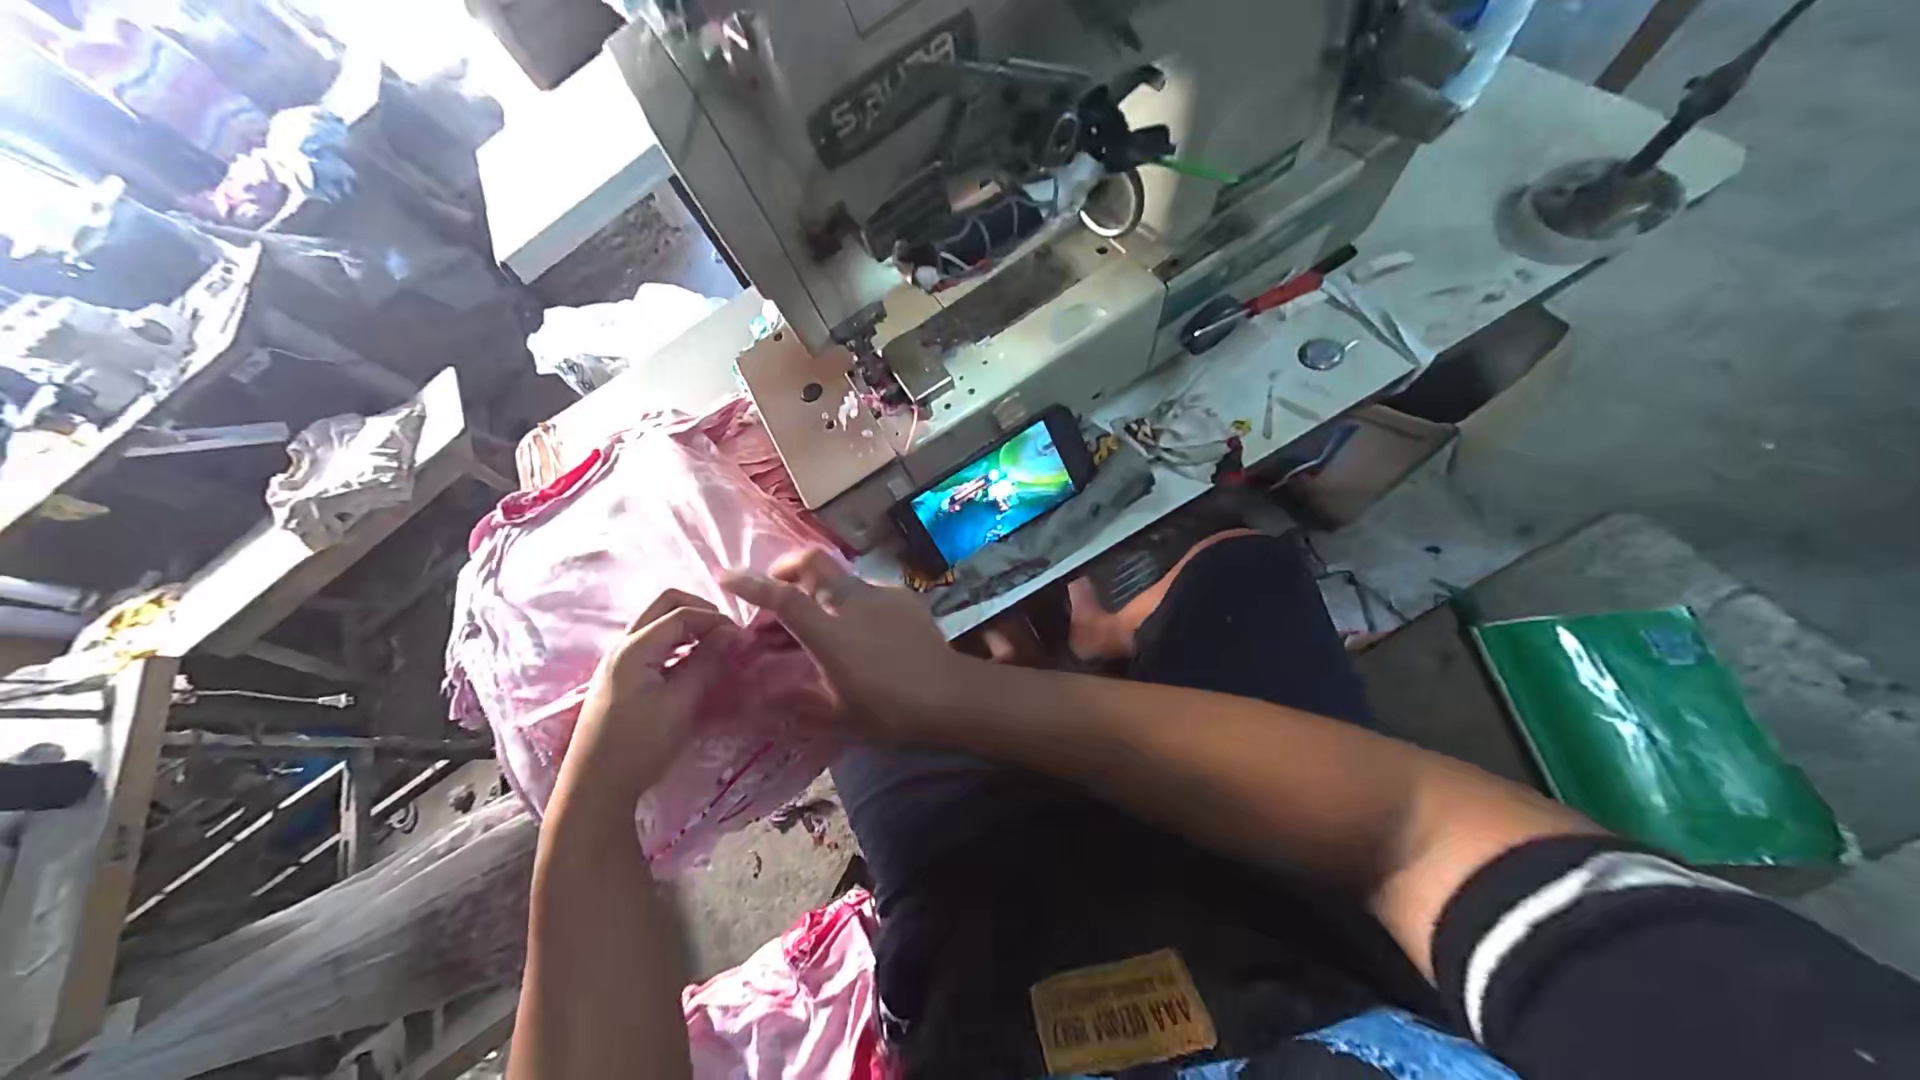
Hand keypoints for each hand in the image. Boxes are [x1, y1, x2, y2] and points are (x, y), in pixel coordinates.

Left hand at [555, 590, 739, 811]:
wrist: (595, 789)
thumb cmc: (641, 746)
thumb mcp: (681, 703)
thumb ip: (707, 662)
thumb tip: (732, 633)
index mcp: (634, 648)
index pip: (682, 614)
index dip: (716, 620)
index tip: (742, 638)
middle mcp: (622, 645)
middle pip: (665, 605)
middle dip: (701, 611)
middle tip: (728, 633)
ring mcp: (619, 660)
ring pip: (659, 623)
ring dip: (690, 627)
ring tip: (717, 648)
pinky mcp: (621, 676)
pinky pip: (654, 644)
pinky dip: (678, 643)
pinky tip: (695, 663)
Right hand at [722, 549, 964, 739]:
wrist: (949, 695)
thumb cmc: (889, 711)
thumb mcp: (837, 715)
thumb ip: (796, 701)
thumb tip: (763, 695)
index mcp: (829, 633)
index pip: (782, 599)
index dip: (751, 584)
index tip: (727, 576)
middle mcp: (852, 602)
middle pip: (812, 563)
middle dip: (786, 567)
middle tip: (778, 588)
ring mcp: (881, 595)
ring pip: (840, 576)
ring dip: (820, 588)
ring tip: (820, 618)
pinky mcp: (904, 597)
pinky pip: (867, 590)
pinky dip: (851, 601)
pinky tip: (861, 628)